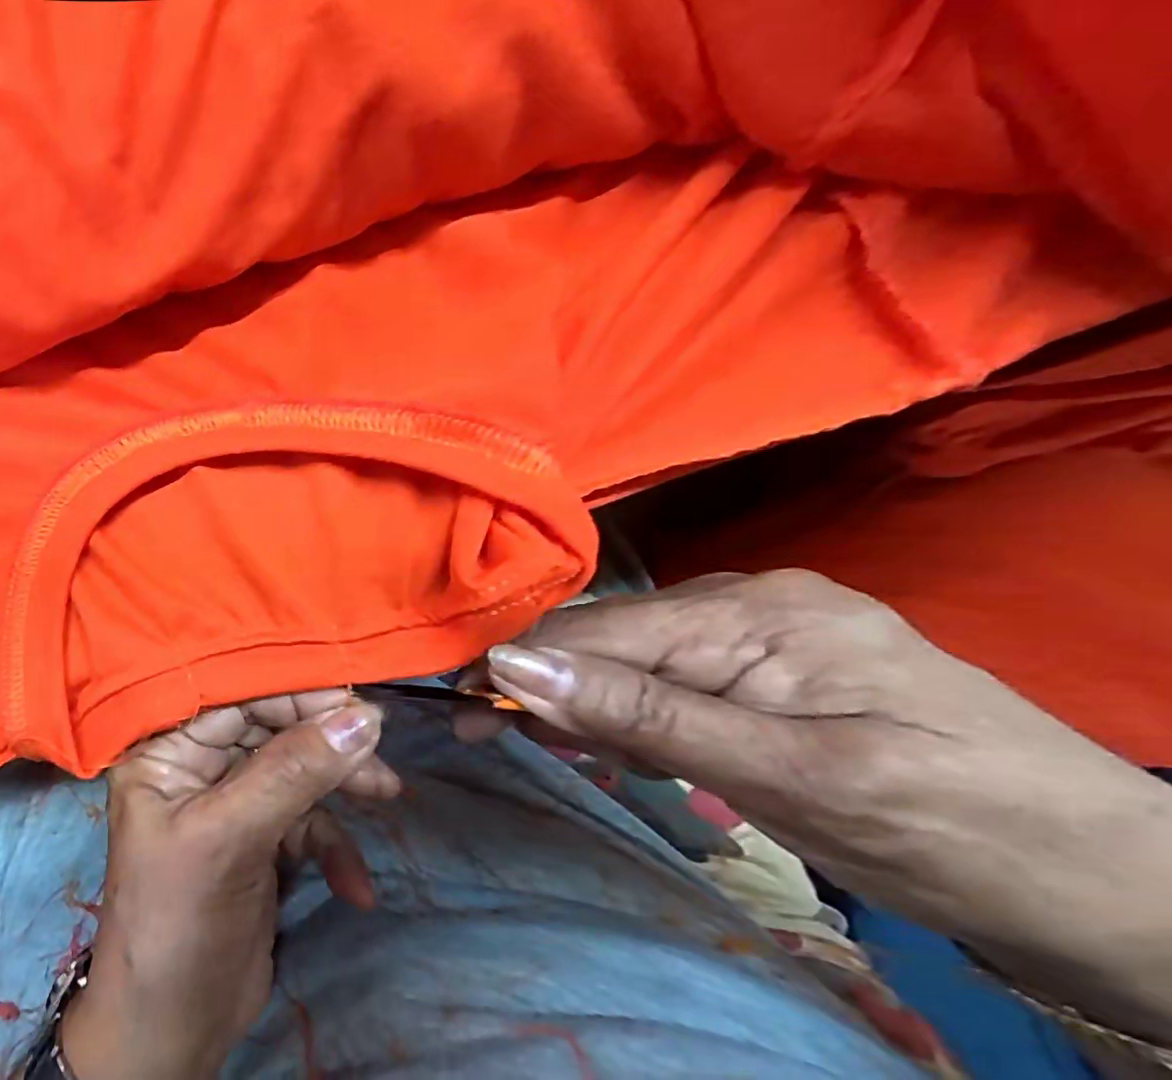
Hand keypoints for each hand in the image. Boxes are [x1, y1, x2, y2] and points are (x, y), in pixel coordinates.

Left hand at [59, 690, 394, 1079]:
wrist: (172, 1029)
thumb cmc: (177, 923)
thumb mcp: (230, 839)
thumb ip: (293, 773)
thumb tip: (364, 717)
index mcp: (167, 749)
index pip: (235, 696)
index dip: (295, 694)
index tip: (356, 703)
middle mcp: (196, 764)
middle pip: (272, 728)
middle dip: (326, 742)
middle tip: (378, 757)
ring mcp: (229, 800)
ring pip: (296, 769)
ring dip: (341, 786)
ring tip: (387, 796)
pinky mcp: (258, 837)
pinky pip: (305, 819)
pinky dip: (333, 845)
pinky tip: (353, 884)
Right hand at [459, 570, 1171, 1040]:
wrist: (1113, 884)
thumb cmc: (958, 831)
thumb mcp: (789, 777)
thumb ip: (644, 715)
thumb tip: (514, 666)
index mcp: (757, 611)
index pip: (601, 629)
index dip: (522, 665)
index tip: (458, 709)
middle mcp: (750, 599)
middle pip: (610, 635)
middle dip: (547, 684)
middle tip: (485, 734)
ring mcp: (762, 630)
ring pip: (631, 655)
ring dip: (587, 702)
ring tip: (558, 746)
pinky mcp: (770, 665)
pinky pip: (669, 674)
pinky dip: (632, 711)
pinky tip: (627, 742)